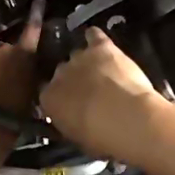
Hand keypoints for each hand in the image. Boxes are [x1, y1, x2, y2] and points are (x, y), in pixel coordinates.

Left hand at [0, 14, 41, 167]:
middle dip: (3, 59)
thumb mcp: (34, 92)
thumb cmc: (16, 116)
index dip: (36, 14)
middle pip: (3, 48)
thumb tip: (28, 65)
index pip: (32, 30)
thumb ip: (31, 72)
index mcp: (24, 55)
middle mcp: (1, 49)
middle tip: (4, 80)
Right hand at [40, 28, 165, 160]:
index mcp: (48, 100)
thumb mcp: (77, 137)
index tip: (68, 103)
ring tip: (97, 69)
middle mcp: (59, 74)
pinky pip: (94, 36)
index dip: (59, 96)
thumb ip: (69, 123)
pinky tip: (98, 40)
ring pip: (78, 55)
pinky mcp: (101, 47)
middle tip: (87, 90)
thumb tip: (71, 120)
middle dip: (72, 79)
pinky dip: (95, 38)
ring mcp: (79, 58)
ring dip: (86, 62)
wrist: (128, 118)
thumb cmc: (102, 137)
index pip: (46, 93)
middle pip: (61, 71)